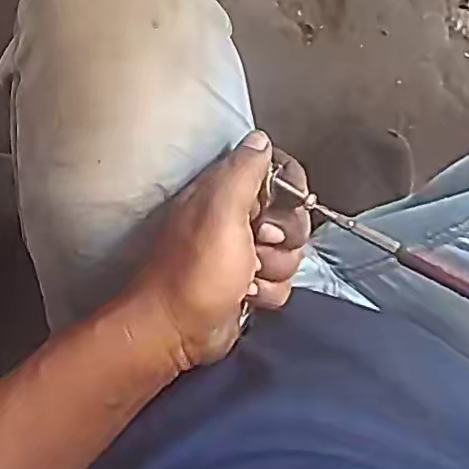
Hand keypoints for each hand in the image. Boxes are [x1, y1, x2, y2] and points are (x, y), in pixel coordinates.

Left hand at [122, 130, 311, 370]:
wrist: (175, 330)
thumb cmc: (195, 270)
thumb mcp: (221, 210)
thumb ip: (243, 170)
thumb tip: (260, 138)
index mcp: (226, 189)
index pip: (278, 170)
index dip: (288, 188)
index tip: (279, 205)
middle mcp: (237, 214)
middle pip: (293, 214)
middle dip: (284, 235)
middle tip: (257, 242)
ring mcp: (244, 250)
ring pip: (291, 251)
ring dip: (274, 267)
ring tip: (245, 275)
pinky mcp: (250, 281)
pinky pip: (282, 280)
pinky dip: (267, 291)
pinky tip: (245, 294)